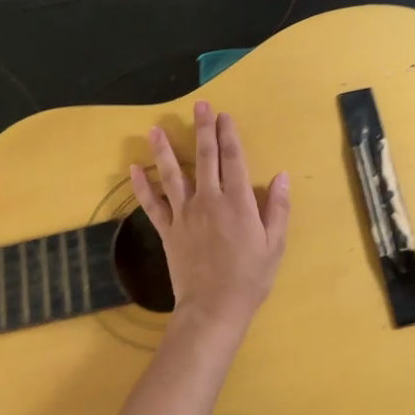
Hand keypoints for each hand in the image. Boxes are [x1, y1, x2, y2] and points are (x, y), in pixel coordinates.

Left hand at [130, 102, 289, 331]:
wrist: (213, 309)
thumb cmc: (250, 278)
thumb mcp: (275, 244)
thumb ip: (277, 208)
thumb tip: (281, 176)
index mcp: (238, 202)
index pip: (233, 159)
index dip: (229, 134)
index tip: (225, 115)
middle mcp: (209, 200)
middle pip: (205, 157)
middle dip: (203, 129)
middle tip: (200, 105)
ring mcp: (185, 214)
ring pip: (173, 174)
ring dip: (164, 149)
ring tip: (155, 128)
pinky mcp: (168, 230)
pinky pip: (152, 204)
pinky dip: (142, 186)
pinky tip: (133, 169)